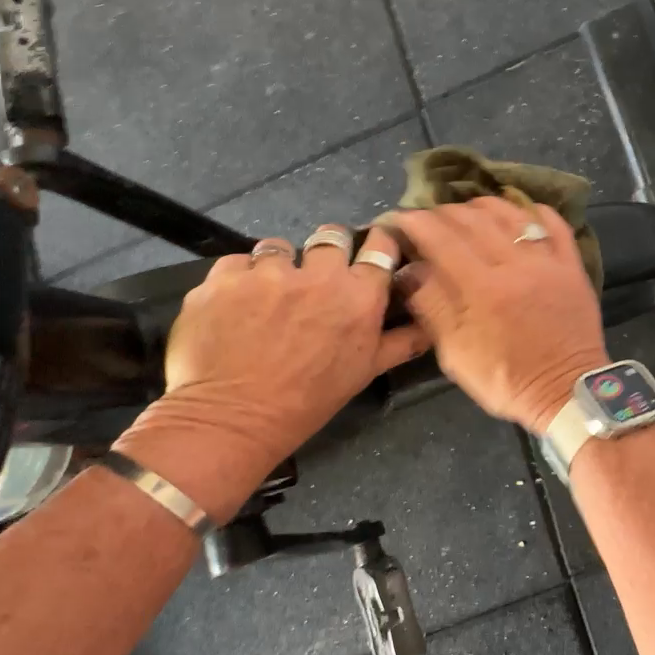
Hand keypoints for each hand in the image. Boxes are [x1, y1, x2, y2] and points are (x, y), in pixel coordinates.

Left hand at [113, 224, 429, 518]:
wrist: (233, 419)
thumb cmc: (310, 399)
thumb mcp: (366, 371)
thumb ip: (402, 341)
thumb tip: (431, 325)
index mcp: (361, 295)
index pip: (380, 245)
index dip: (376, 244)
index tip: (369, 251)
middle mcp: (319, 275)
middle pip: (331, 235)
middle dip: (328, 248)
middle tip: (317, 274)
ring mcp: (268, 274)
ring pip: (279, 247)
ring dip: (279, 265)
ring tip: (268, 294)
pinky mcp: (223, 279)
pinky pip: (236, 263)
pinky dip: (238, 279)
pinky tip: (235, 305)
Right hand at [388, 198, 606, 432]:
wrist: (567, 391)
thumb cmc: (506, 379)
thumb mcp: (456, 353)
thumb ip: (433, 307)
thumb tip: (409, 269)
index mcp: (481, 289)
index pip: (441, 239)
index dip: (415, 222)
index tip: (399, 217)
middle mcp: (515, 265)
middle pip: (473, 220)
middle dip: (444, 212)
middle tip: (429, 217)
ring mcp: (548, 262)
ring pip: (512, 215)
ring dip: (485, 206)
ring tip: (467, 209)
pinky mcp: (572, 266)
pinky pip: (556, 226)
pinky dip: (535, 211)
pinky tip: (520, 209)